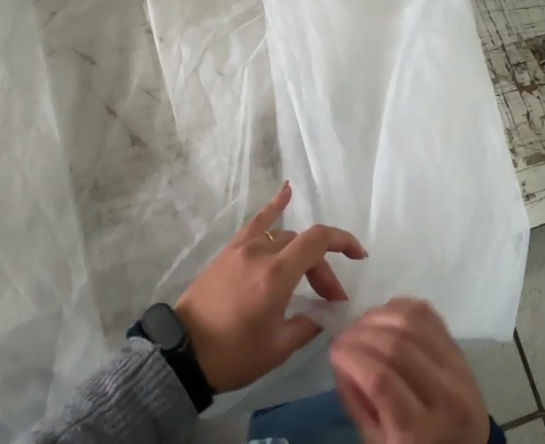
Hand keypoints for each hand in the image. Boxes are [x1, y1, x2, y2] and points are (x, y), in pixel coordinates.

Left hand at [175, 182, 366, 392]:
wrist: (183, 352)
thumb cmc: (234, 354)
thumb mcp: (278, 348)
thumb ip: (308, 324)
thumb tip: (327, 312)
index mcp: (276, 275)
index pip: (317, 242)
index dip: (344, 242)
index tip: (360, 257)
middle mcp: (261, 252)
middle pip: (303, 245)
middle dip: (322, 269)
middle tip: (328, 300)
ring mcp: (242, 248)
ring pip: (283, 237)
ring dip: (301, 254)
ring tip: (310, 279)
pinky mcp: (229, 251)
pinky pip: (255, 222)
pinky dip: (273, 206)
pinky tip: (286, 190)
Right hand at [331, 299, 490, 443]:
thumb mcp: (379, 443)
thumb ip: (357, 401)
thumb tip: (341, 357)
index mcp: (420, 432)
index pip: (382, 380)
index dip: (352, 357)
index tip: (334, 350)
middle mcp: (445, 397)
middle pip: (397, 346)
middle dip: (361, 334)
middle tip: (344, 337)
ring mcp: (458, 369)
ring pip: (413, 322)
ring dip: (379, 316)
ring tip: (361, 325)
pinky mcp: (461, 350)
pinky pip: (429, 315)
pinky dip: (401, 307)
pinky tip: (384, 315)